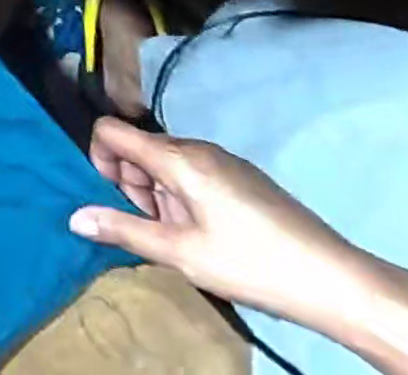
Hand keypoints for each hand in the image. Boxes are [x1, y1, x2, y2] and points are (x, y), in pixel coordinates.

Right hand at [69, 117, 381, 331]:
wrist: (333, 277)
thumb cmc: (250, 263)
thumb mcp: (180, 253)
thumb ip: (124, 229)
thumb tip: (74, 217)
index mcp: (176, 157)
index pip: (111, 131)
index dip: (99, 159)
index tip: (115, 199)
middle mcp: (193, 145)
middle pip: (137, 147)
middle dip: (130, 183)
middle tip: (155, 228)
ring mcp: (219, 156)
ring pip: (163, 160)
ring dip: (156, 192)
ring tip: (183, 236)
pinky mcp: (237, 171)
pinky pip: (189, 168)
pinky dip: (180, 193)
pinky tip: (205, 231)